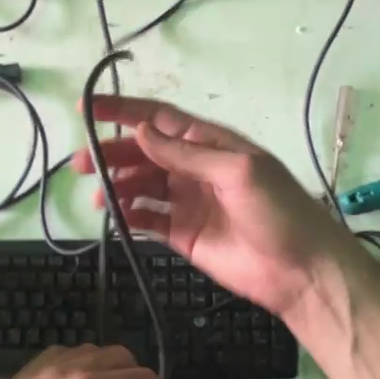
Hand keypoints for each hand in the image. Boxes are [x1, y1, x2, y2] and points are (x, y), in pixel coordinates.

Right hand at [72, 95, 354, 317]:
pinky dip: (127, 215)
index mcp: (209, 144)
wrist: (300, 270)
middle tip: (79, 163)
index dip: (123, 111)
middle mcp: (194, 168)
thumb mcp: (237, 171)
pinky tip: (114, 216)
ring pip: (140, 185)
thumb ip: (186, 153)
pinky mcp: (182, 234)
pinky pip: (147, 219)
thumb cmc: (278, 211)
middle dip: (110, 153)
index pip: (158, 119)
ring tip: (98, 196)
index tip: (87, 108)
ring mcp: (186, 202)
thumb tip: (141, 131)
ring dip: (116, 185)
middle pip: (143, 152)